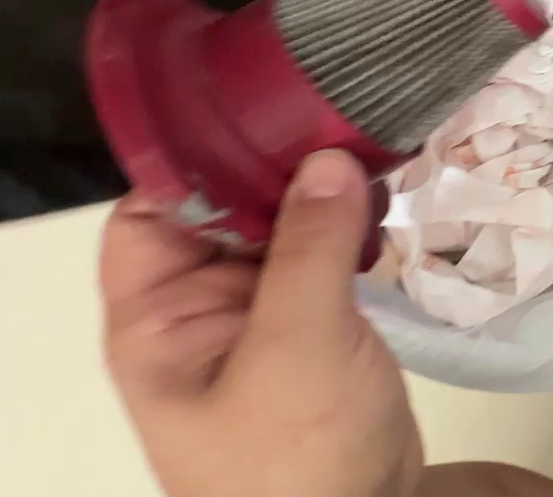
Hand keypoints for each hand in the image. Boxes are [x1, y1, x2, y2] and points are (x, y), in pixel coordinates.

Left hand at [102, 150, 421, 496]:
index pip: (157, 212)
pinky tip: (392, 207)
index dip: (202, 159)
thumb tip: (327, 157)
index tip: (277, 108)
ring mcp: (266, 307)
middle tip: (353, 122)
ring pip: (289, 224)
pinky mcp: (320, 313)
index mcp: (160, 315)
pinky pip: (329, 248)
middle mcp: (205, 303)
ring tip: (384, 160)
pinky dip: (359, 221)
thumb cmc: (294, 446)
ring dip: (332, 191)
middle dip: (287, 166)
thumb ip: (308, 251)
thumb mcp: (296, 346)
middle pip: (230, 209)